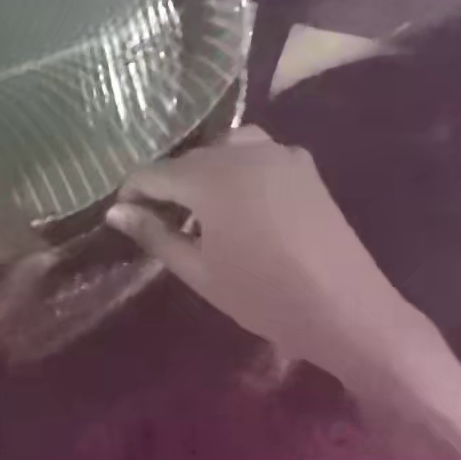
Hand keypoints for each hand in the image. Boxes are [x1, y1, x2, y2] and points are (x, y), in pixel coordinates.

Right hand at [105, 128, 417, 378]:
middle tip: (160, 225)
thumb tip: (114, 212)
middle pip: (189, 159)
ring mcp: (279, 154)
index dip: (132, 193)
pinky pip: (256, 155)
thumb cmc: (262, 296)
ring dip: (203, 175)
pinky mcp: (303, 166)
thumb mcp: (198, 270)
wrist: (346, 309)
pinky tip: (240, 207)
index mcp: (211, 176)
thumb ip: (154, 234)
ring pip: (224, 150)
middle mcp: (244, 151)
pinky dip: (237, 171)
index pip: (153, 173)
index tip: (124, 217)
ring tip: (201, 213)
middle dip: (168, 187)